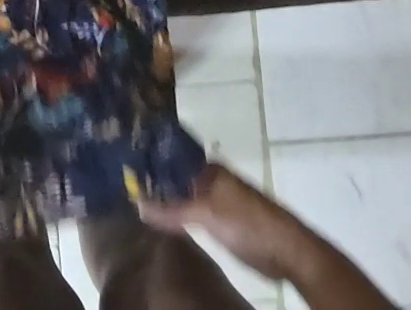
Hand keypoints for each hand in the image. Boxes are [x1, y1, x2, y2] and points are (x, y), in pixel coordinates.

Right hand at [137, 164, 320, 283]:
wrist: (288, 252)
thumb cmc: (249, 223)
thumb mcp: (207, 214)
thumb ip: (172, 210)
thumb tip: (138, 205)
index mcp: (209, 168)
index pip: (171, 159)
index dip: (149, 162)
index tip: (123, 166)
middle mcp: (210, 180)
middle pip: (174, 178)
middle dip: (152, 183)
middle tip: (122, 187)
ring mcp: (215, 201)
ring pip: (181, 197)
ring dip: (163, 201)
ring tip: (133, 203)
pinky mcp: (219, 222)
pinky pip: (189, 214)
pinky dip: (174, 216)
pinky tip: (158, 222)